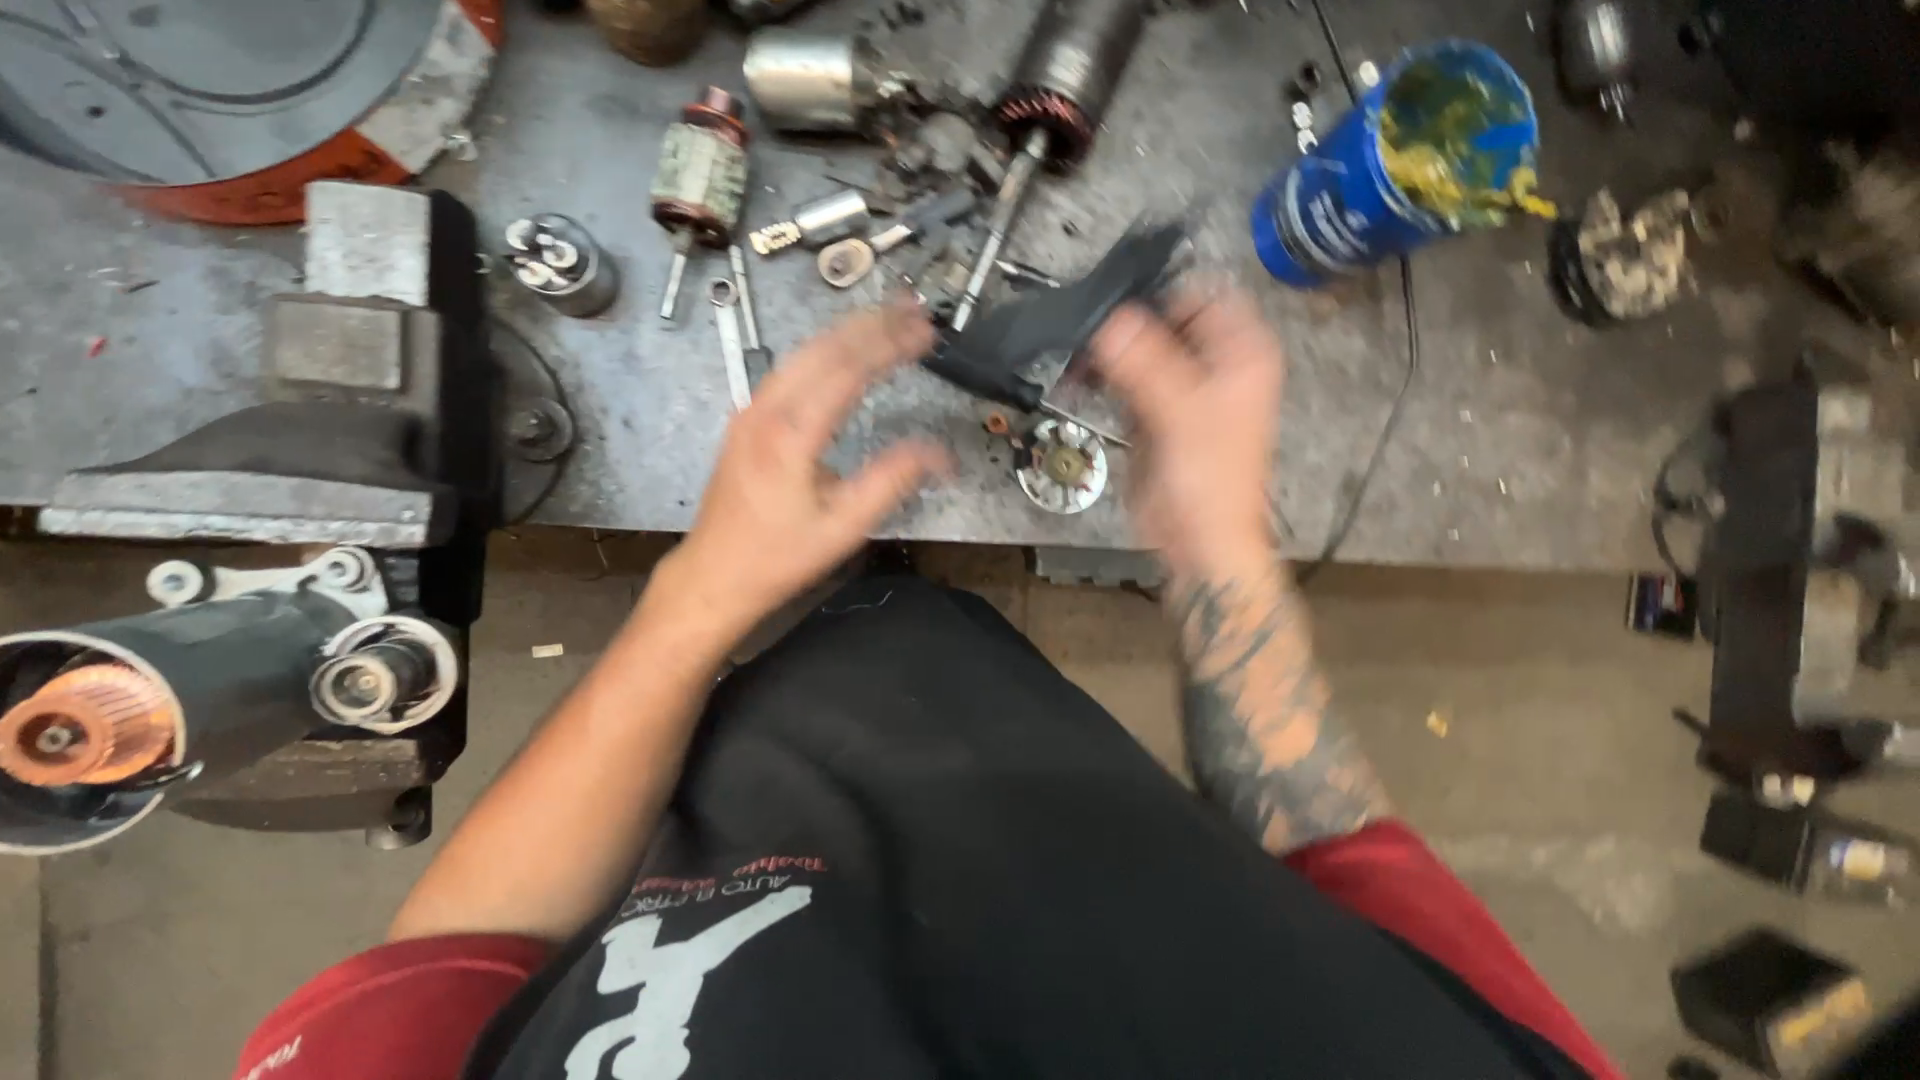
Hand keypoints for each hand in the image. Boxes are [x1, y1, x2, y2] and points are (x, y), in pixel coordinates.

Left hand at [648, 302, 950, 649]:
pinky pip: (790, 368)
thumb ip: (891, 482)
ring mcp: (751, 410)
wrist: (713, 574)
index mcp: (790, 434)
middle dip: (873, 323)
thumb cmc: (778, 557)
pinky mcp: (747, 419)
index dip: (890, 345)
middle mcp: (766, 409)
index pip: (847, 370)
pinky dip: (825, 350)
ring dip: (848, 331)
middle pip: (824, 348)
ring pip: (803, 352)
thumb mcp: (843, 528)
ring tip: (890, 318)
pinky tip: (845, 348)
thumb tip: (940, 454)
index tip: (925, 331)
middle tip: (916, 310)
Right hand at [1090, 288, 1283, 581]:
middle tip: (1087, 323)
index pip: (1204, 295)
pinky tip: (1078, 377)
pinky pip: (1124, 381)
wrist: (1199, 540)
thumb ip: (1145, 362)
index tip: (1120, 296)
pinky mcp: (1152, 413)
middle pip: (1165, 320)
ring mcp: (1180, 388)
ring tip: (1077, 354)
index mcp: (1242, 353)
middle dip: (1127, 322)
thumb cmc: (1214, 481)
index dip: (1164, 293)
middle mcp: (1213, 363)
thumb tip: (1110, 321)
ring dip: (1108, 351)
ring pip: (1139, 349)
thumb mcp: (1182, 412)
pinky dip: (1102, 378)